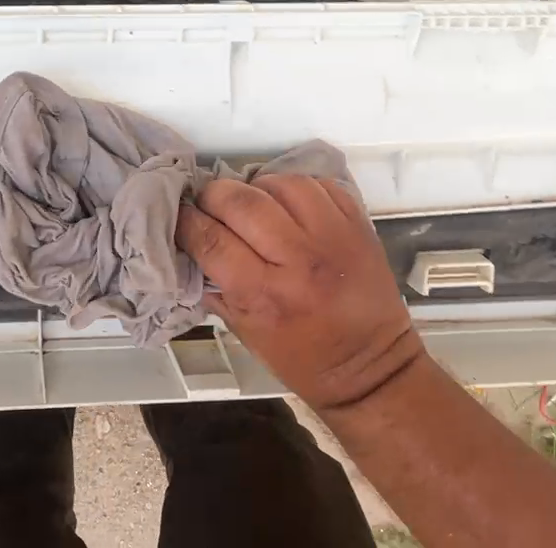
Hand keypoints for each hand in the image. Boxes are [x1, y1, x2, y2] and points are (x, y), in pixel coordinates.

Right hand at [177, 174, 425, 411]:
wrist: (374, 371)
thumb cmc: (304, 361)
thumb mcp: (246, 332)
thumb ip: (216, 286)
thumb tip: (190, 244)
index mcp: (265, 295)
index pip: (210, 239)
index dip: (187, 222)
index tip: (181, 218)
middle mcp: (299, 260)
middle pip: (240, 201)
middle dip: (213, 197)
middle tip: (210, 206)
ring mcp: (333, 238)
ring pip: (278, 183)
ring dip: (255, 188)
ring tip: (252, 204)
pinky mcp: (357, 225)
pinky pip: (316, 184)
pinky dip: (293, 188)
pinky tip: (286, 204)